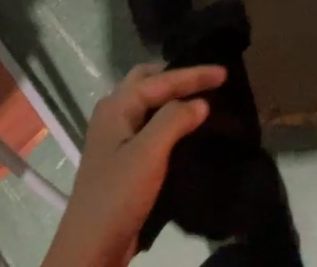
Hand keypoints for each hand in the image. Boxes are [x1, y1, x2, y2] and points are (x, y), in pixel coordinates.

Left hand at [41, 63, 225, 266]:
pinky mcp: (122, 158)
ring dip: (172, 97)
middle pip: (147, 81)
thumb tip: (200, 102)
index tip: (224, 73)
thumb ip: (173, 121)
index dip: (193, 75)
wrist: (92, 244)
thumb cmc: (118, 194)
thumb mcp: (148, 154)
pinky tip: (184, 129)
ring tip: (200, 98)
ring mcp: (116, 136)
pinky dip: (167, 119)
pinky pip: (148, 125)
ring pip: (147, 103)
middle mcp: (113, 113)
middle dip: (177, 77)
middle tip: (207, 80)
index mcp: (116, 105)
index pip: (160, 80)